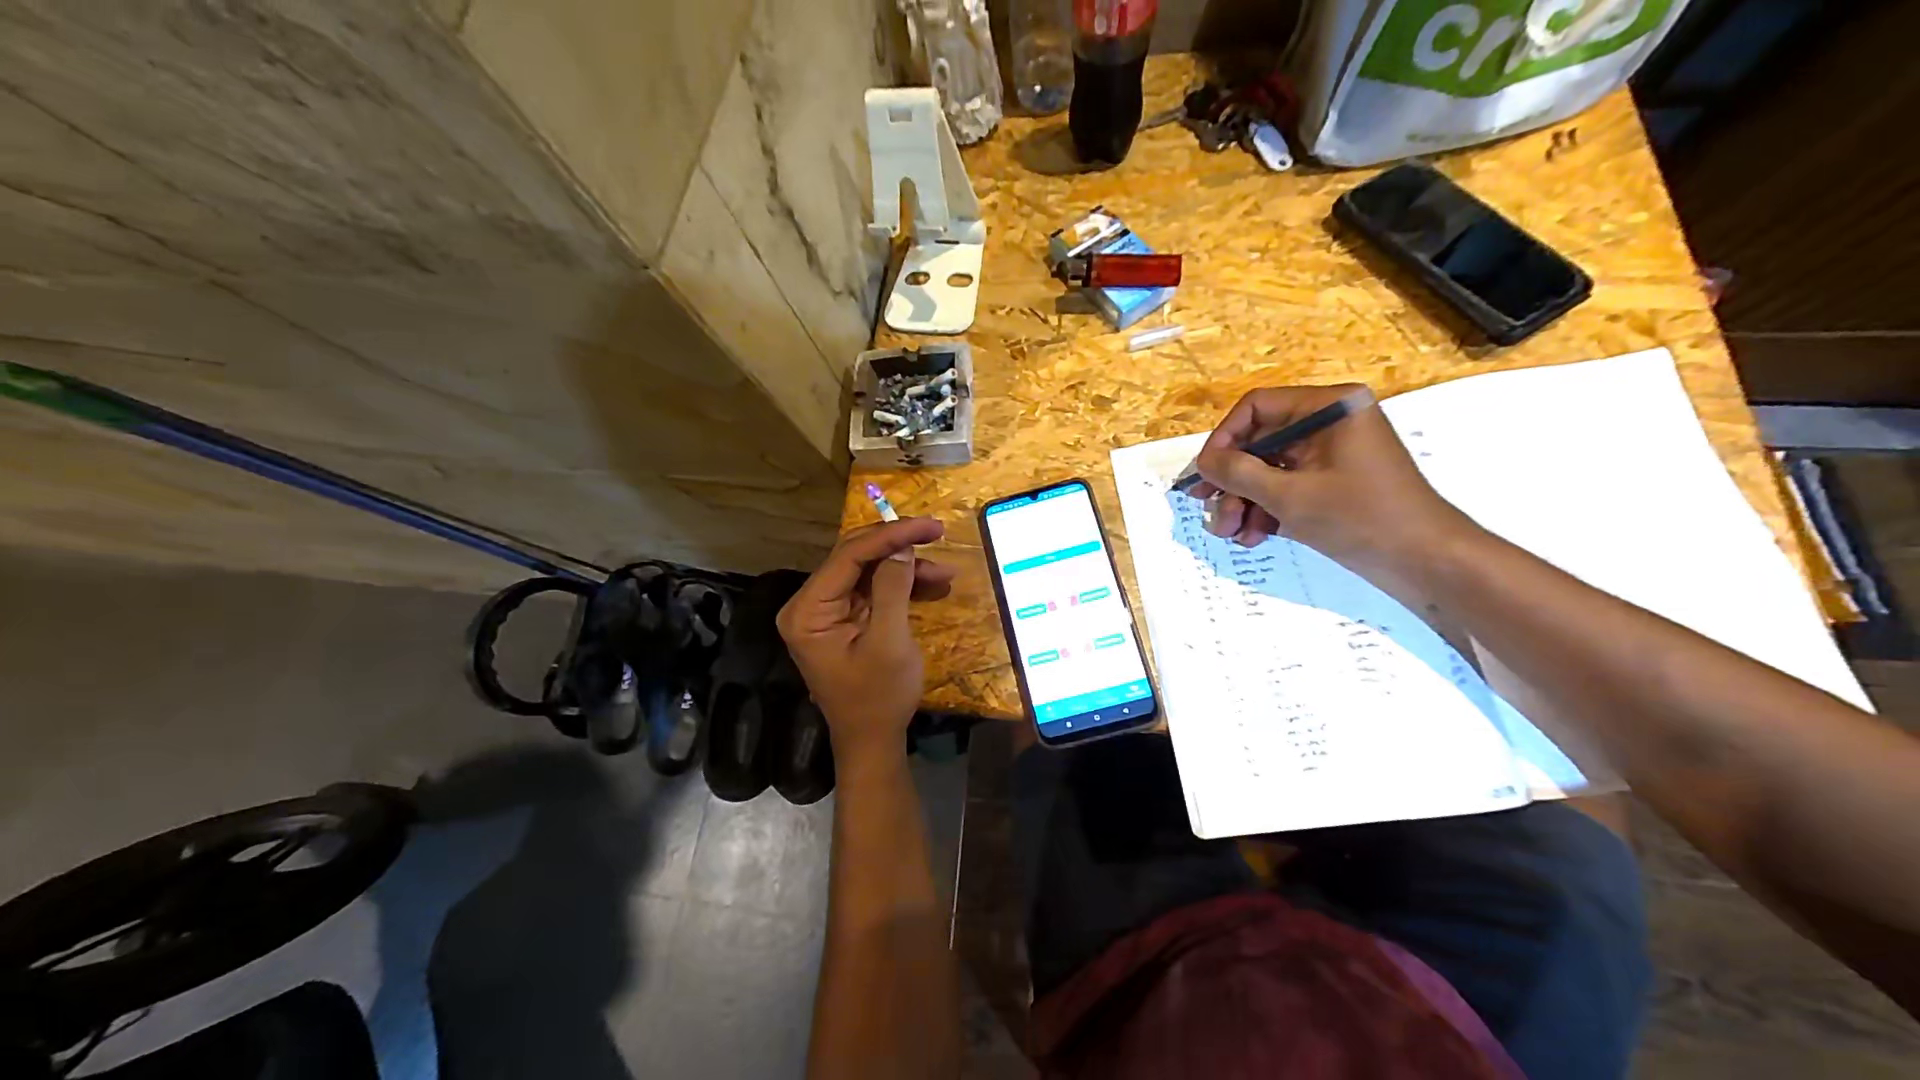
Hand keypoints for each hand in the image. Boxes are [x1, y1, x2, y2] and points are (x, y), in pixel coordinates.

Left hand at [777, 517, 956, 762]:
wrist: (873, 741)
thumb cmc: (878, 698)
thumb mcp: (889, 642)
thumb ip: (892, 590)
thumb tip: (902, 548)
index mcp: (808, 611)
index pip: (848, 556)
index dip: (890, 536)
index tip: (929, 526)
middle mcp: (810, 605)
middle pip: (855, 558)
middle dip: (899, 547)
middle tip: (938, 534)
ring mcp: (827, 612)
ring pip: (868, 572)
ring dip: (907, 569)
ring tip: (945, 573)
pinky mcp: (845, 620)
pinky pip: (873, 591)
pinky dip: (902, 587)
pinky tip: (934, 586)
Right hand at [1189, 385, 1478, 577]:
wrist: (1426, 561)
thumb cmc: (1361, 517)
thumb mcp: (1289, 495)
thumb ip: (1238, 474)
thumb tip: (1203, 462)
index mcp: (1330, 407)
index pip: (1256, 407)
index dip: (1224, 439)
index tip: (1205, 474)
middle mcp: (1329, 422)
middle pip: (1259, 442)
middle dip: (1232, 482)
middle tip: (1211, 512)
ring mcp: (1331, 455)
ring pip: (1268, 470)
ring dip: (1244, 502)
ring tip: (1232, 533)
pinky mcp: (1332, 483)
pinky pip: (1286, 487)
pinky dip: (1266, 510)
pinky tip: (1254, 536)